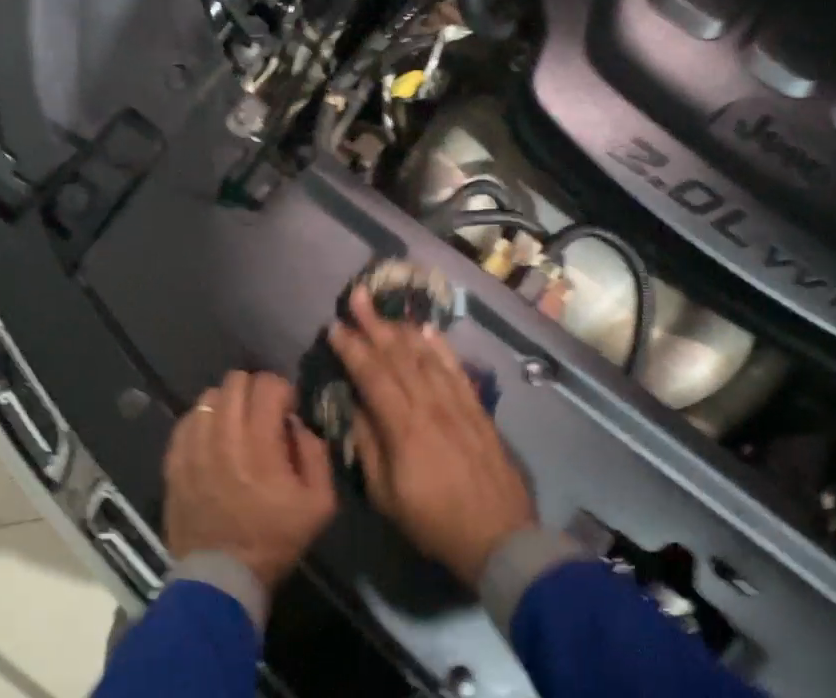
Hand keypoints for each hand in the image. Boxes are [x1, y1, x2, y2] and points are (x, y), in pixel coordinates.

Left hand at [164, 370, 337, 589]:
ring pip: (208, 396)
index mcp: (260, 445)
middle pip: (235, 381)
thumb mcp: (319, 504)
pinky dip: (203, 422)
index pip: (267, 384)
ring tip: (235, 428)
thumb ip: (315, 453)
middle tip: (261, 415)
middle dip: (254, 391)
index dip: (281, 391)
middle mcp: (223, 436)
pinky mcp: (173, 459)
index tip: (285, 412)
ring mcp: (193, 446)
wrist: (222, 575)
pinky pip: (187, 420)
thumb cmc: (274, 539)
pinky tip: (213, 441)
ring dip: (227, 405)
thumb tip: (296, 423)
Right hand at [329, 288, 535, 586]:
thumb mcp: (386, 495)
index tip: (335, 327)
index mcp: (404, 427)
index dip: (353, 348)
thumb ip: (368, 446)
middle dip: (375, 324)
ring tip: (385, 309)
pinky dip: (441, 348)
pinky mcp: (478, 411)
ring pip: (427, 357)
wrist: (500, 539)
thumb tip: (355, 406)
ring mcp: (458, 405)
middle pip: (399, 356)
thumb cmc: (434, 522)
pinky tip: (428, 332)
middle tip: (358, 296)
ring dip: (403, 329)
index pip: (373, 375)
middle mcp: (431, 406)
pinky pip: (456, 370)